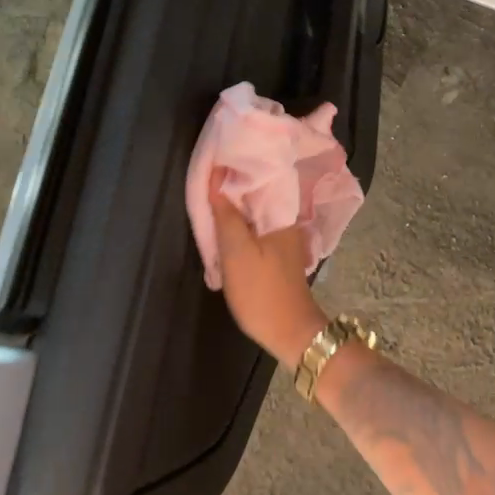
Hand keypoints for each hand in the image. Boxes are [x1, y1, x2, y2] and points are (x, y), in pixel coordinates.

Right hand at [211, 172, 329, 366]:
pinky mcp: (279, 252)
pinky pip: (257, 228)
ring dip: (235, 209)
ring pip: (255, 213)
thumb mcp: (237, 253)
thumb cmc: (261, 291)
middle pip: (256, 194)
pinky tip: (227, 230)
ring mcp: (284, 236)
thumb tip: (217, 178)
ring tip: (210, 204)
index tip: (210, 163)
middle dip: (232, 189)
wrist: (290, 331)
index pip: (257, 178)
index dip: (233, 170)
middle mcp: (286, 219)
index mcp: (280, 213)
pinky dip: (242, 226)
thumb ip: (226, 216)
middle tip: (204, 185)